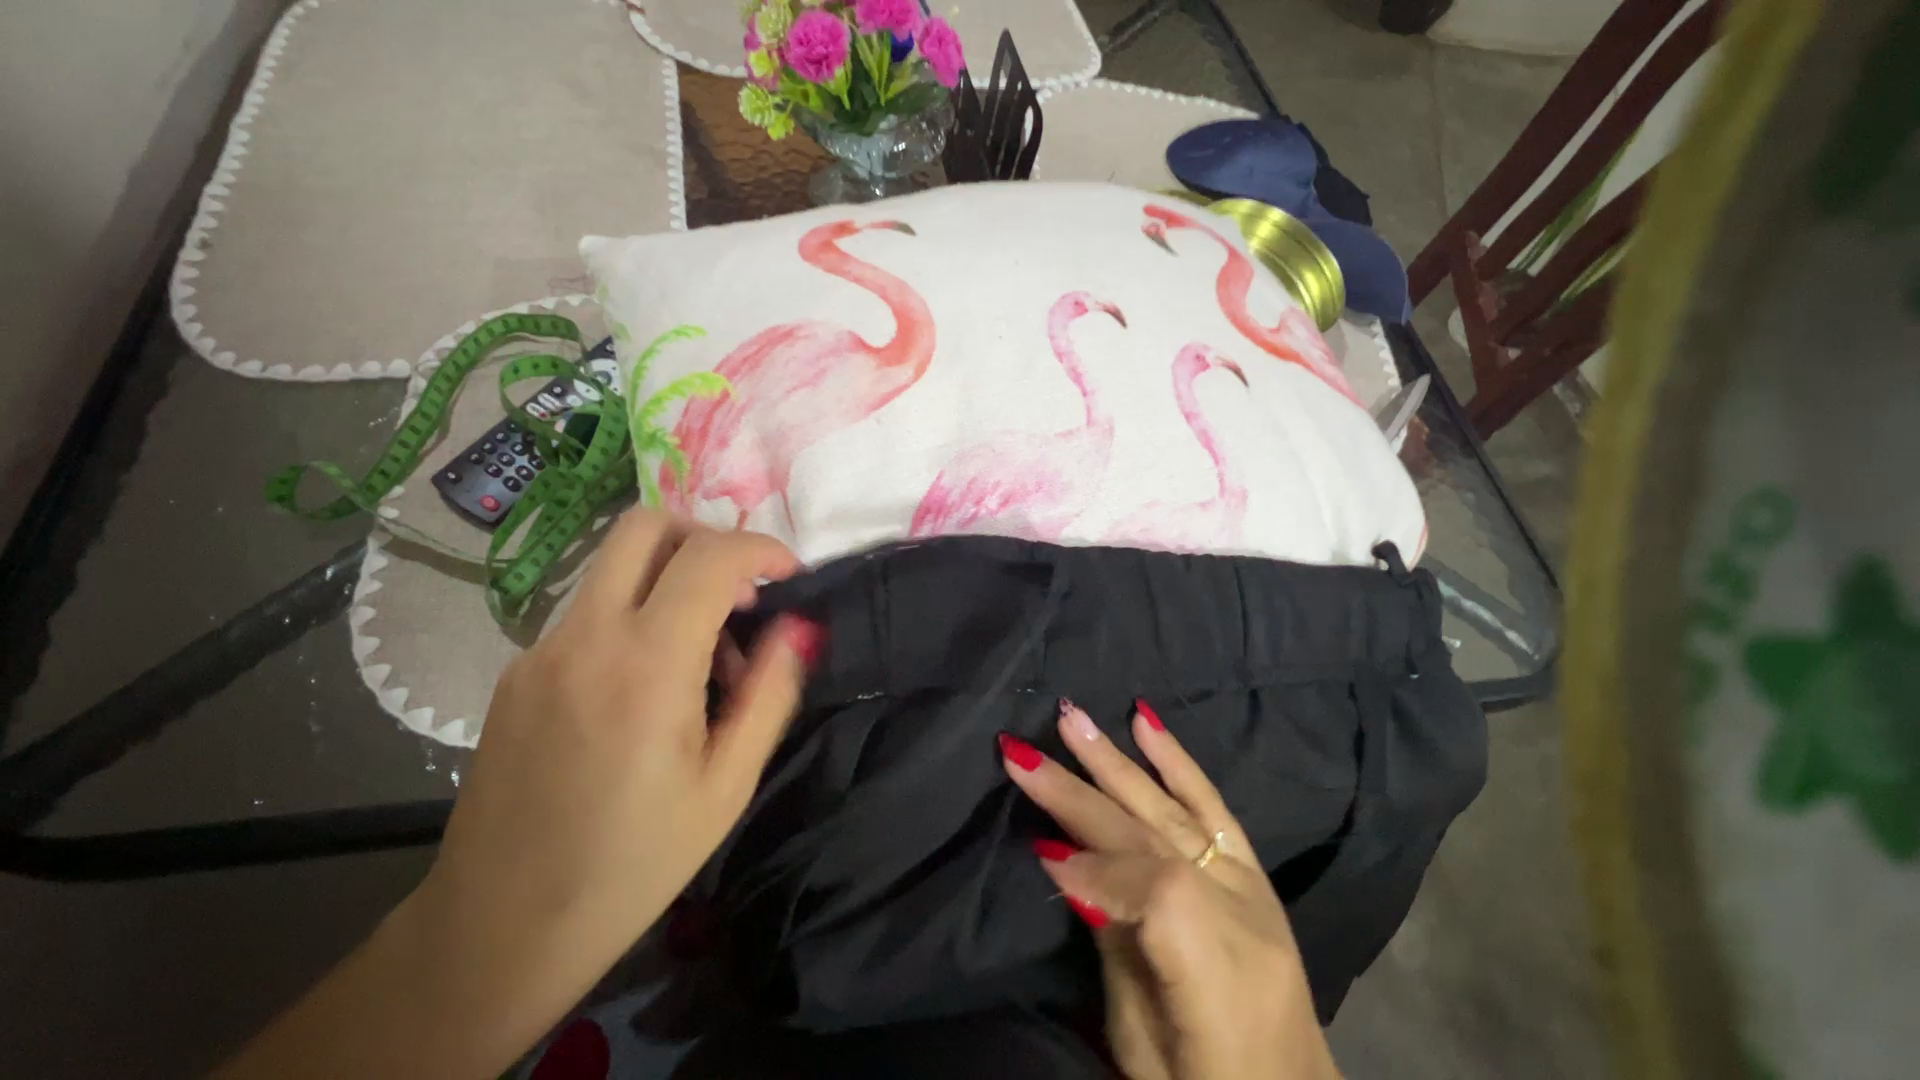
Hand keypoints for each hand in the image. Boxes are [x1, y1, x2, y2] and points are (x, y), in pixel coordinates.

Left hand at [409, 509, 818, 1061]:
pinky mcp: (516, 674)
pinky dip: (631, 621)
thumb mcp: (727, 786)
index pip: (709, 556)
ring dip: (668, 583)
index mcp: (647, 664)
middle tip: (740, 593)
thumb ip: (769, 693)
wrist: (502, 924)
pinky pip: (587, 616)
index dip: (762, 548)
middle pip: (643, 526)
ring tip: (698, 664)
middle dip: (705, 538)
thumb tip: (798, 627)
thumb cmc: (634, 864)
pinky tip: (644, 694)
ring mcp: (540, 651)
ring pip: (613, 570)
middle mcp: (585, 637)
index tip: (790, 575)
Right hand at [1001, 701, 1339, 1079]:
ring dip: (1116, 762)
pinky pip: (1215, 809)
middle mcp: (1239, 916)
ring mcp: (1252, 889)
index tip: (1036, 847)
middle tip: (1022, 752)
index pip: (1151, 889)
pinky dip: (1178, 763)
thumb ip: (1114, 945)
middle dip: (1079, 794)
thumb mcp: (1141, 1042)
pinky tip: (1146, 723)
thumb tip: (1071, 868)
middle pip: (1151, 836)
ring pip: (1174, 810)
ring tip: (1072, 717)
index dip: (1089, 865)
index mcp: (1214, 971)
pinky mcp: (1254, 876)